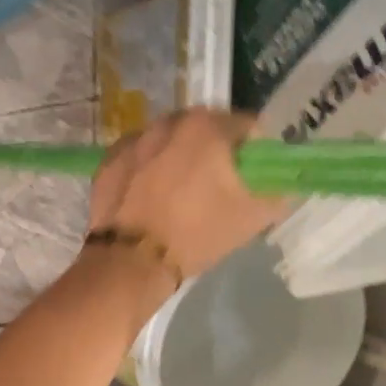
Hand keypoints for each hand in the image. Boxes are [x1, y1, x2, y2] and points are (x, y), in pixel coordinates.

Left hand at [88, 109, 286, 278]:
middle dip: (210, 151)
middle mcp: (166, 123)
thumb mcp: (253, 215)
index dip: (252, 151)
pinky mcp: (105, 165)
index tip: (248, 175)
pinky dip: (143, 170)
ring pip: (165, 143)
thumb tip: (280, 184)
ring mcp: (131, 142)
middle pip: (201, 130)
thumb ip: (277, 190)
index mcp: (207, 126)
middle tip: (210, 184)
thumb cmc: (195, 234)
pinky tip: (146, 197)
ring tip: (175, 192)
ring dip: (174, 158)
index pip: (245, 126)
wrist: (128, 262)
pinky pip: (135, 159)